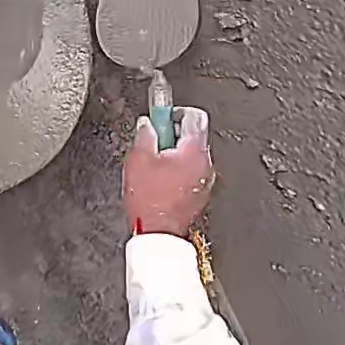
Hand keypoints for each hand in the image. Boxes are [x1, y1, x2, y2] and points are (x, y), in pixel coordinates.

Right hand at [122, 106, 214, 236]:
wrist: (159, 233)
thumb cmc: (150, 199)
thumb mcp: (139, 159)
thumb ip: (146, 134)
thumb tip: (148, 123)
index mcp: (193, 150)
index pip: (195, 116)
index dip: (175, 112)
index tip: (162, 116)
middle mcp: (205, 163)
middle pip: (193, 135)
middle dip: (172, 135)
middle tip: (154, 143)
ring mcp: (206, 179)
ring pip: (191, 155)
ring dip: (175, 154)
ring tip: (155, 164)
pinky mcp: (201, 192)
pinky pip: (191, 171)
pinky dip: (178, 170)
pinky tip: (161, 180)